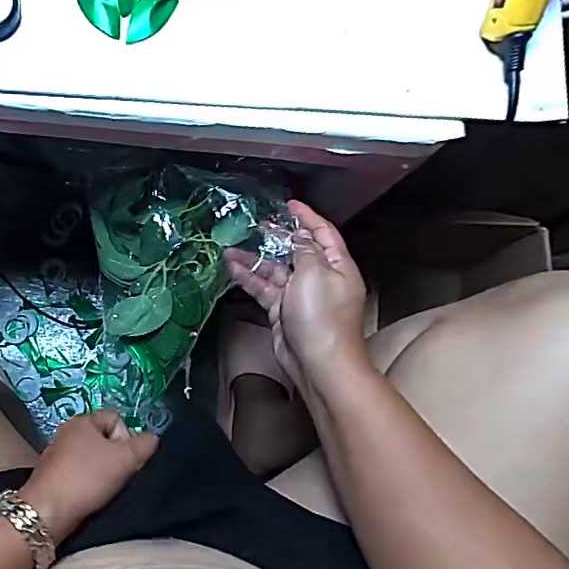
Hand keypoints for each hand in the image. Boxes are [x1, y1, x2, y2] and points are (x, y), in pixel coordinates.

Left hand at [20, 410, 157, 537]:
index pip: (116, 418)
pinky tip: (90, 497)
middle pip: (105, 439)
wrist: (46, 514)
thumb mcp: (126, 458)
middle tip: (120, 475)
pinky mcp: (51, 477)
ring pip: (92, 458)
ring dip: (103, 472)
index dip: (128, 437)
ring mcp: (56, 455)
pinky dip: (87, 484)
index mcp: (82, 421)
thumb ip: (145, 444)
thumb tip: (152, 438)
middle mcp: (66, 433)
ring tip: (105, 489)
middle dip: (117, 457)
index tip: (127, 459)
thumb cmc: (86, 478)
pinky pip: (79, 474)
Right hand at [225, 200, 368, 391]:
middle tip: (256, 224)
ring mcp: (301, 297)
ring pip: (276, 271)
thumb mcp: (315, 273)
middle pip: (297, 251)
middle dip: (277, 237)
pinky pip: (266, 290)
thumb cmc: (322, 316)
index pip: (323, 234)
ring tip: (230, 248)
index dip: (307, 217)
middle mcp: (321, 279)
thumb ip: (304, 250)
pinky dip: (250, 279)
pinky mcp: (284, 313)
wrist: (319, 364)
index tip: (288, 204)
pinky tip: (233, 268)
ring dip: (255, 259)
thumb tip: (299, 236)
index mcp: (337, 267)